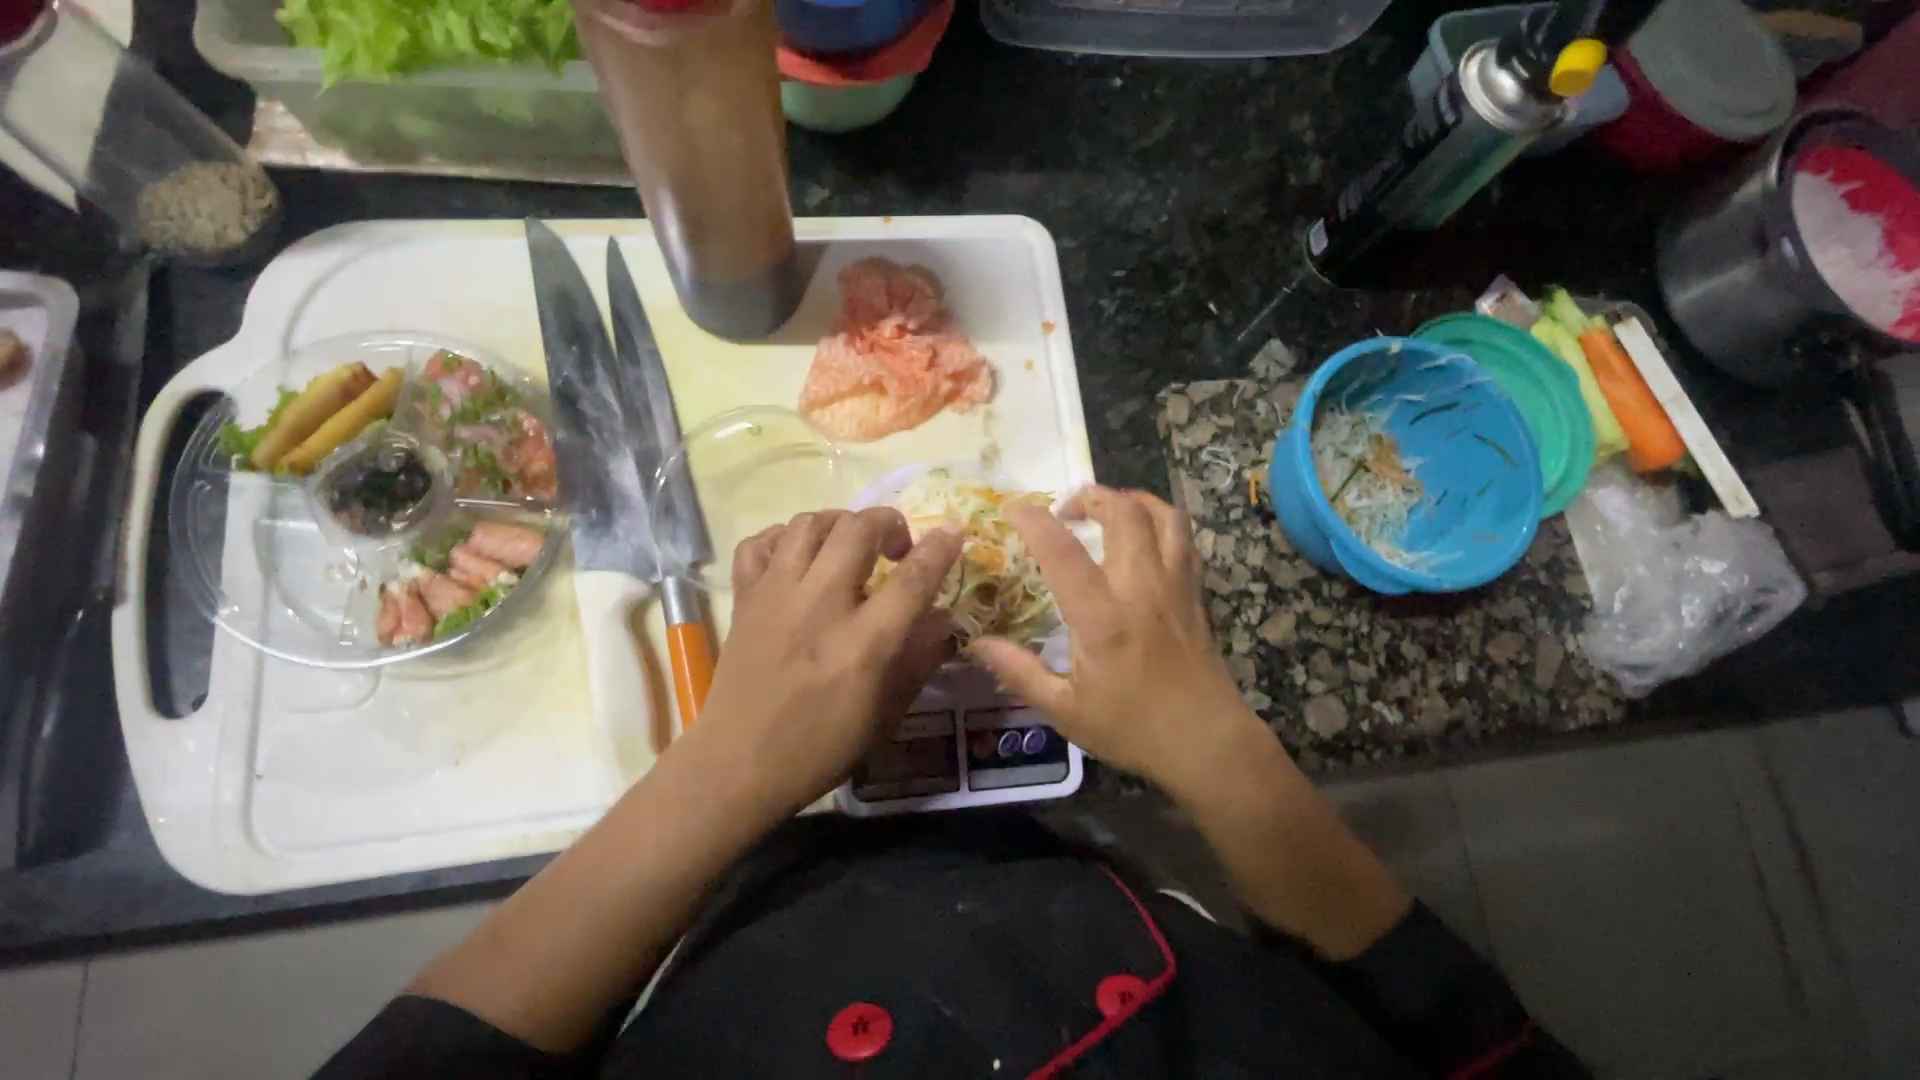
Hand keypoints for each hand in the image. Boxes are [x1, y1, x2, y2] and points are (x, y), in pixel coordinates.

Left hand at [685, 507, 960, 816]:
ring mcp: (776, 595)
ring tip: (850, 544)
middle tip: (897, 547)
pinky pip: (760, 542)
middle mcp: (820, 606)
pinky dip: (783, 538)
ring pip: (808, 523)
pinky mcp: (744, 598)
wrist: (739, 763)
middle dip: (888, 522)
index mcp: (863, 643)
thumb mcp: (887, 713)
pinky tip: (799, 558)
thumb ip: (919, 658)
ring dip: (839, 522)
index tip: (952, 534)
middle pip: (857, 530)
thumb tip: (941, 615)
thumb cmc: (822, 746)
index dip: (939, 548)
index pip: (912, 578)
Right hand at [969, 486, 1265, 793]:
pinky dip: (1162, 522)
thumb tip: (976, 643)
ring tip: (1107, 510)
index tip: (1012, 508)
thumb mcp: (1064, 710)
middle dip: (1090, 496)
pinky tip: (1145, 537)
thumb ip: (1018, 671)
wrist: (1207, 743)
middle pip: (1123, 513)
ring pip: (1163, 516)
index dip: (1034, 521)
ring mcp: (1175, 586)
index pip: (1062, 551)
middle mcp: (1141, 588)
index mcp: (1101, 616)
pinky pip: (1183, 539)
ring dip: (1131, 500)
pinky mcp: (1195, 594)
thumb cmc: (1132, 728)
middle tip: (1065, 511)